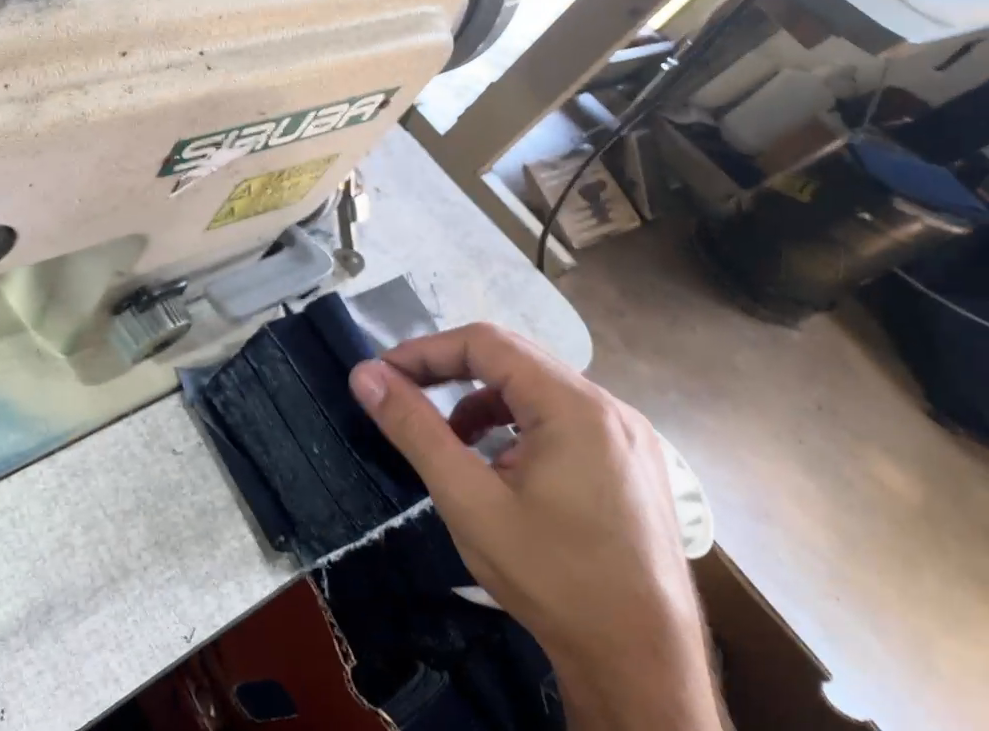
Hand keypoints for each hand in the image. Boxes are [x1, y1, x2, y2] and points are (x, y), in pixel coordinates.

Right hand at [349, 324, 720, 730]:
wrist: (641, 661)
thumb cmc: (551, 576)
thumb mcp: (467, 499)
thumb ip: (414, 429)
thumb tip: (364, 375)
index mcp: (576, 407)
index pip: (486, 344)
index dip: (426, 351)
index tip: (382, 377)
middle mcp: (611, 409)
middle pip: (515, 360)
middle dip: (450, 372)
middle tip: (402, 397)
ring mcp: (630, 438)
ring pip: (539, 391)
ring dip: (482, 402)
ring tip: (449, 443)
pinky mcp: (633, 467)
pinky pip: (563, 421)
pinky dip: (517, 427)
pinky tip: (500, 470)